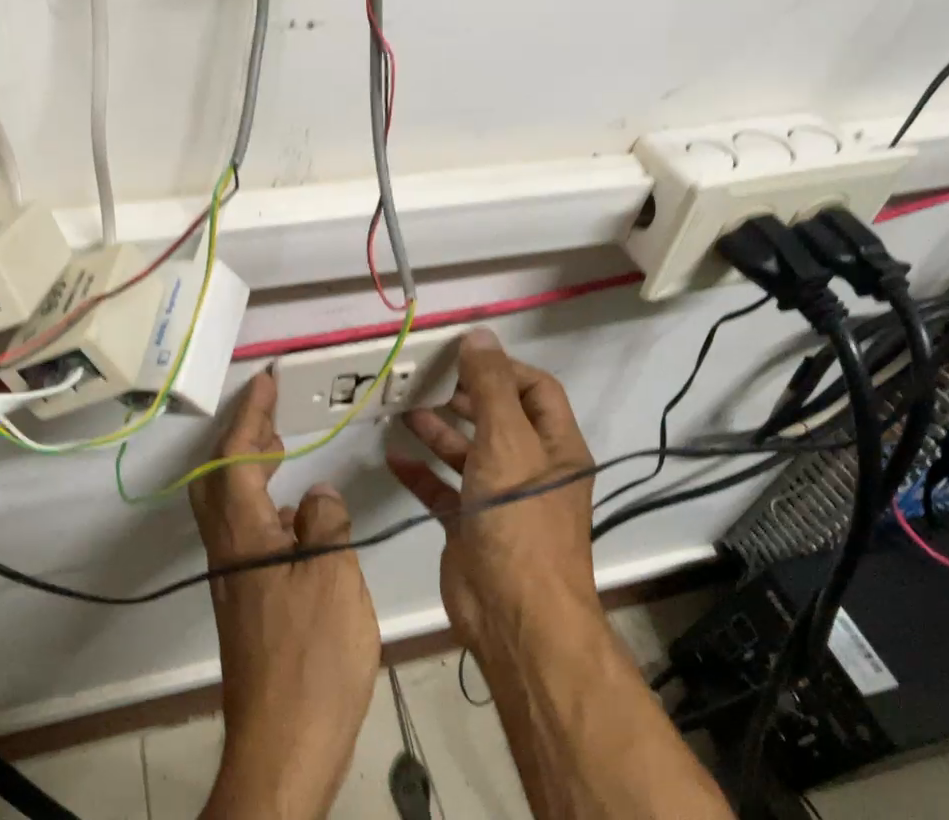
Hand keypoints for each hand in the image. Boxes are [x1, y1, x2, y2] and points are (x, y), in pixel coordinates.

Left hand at [191, 372, 380, 819]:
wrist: (285, 741)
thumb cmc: (313, 655)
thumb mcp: (332, 577)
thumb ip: (325, 524)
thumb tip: (317, 495)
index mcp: (244, 534)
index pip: (237, 457)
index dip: (251, 416)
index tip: (265, 382)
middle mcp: (228, 550)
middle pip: (219, 479)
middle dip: (241, 438)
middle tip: (272, 414)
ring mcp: (233, 579)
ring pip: (231, 506)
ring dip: (250, 470)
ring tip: (283, 451)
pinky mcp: (246, 603)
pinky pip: (246, 532)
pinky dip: (265, 505)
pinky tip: (295, 517)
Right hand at [387, 328, 601, 657]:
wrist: (513, 612)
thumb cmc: (519, 520)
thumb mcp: (507, 443)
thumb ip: (490, 387)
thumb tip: (479, 335)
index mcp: (555, 446)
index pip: (536, 390)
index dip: (503, 368)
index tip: (462, 356)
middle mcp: (531, 469)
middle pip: (499, 418)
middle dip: (465, 396)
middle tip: (426, 378)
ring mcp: (499, 499)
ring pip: (468, 453)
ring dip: (438, 431)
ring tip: (403, 408)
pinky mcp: (470, 526)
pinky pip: (443, 490)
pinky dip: (421, 472)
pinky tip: (393, 457)